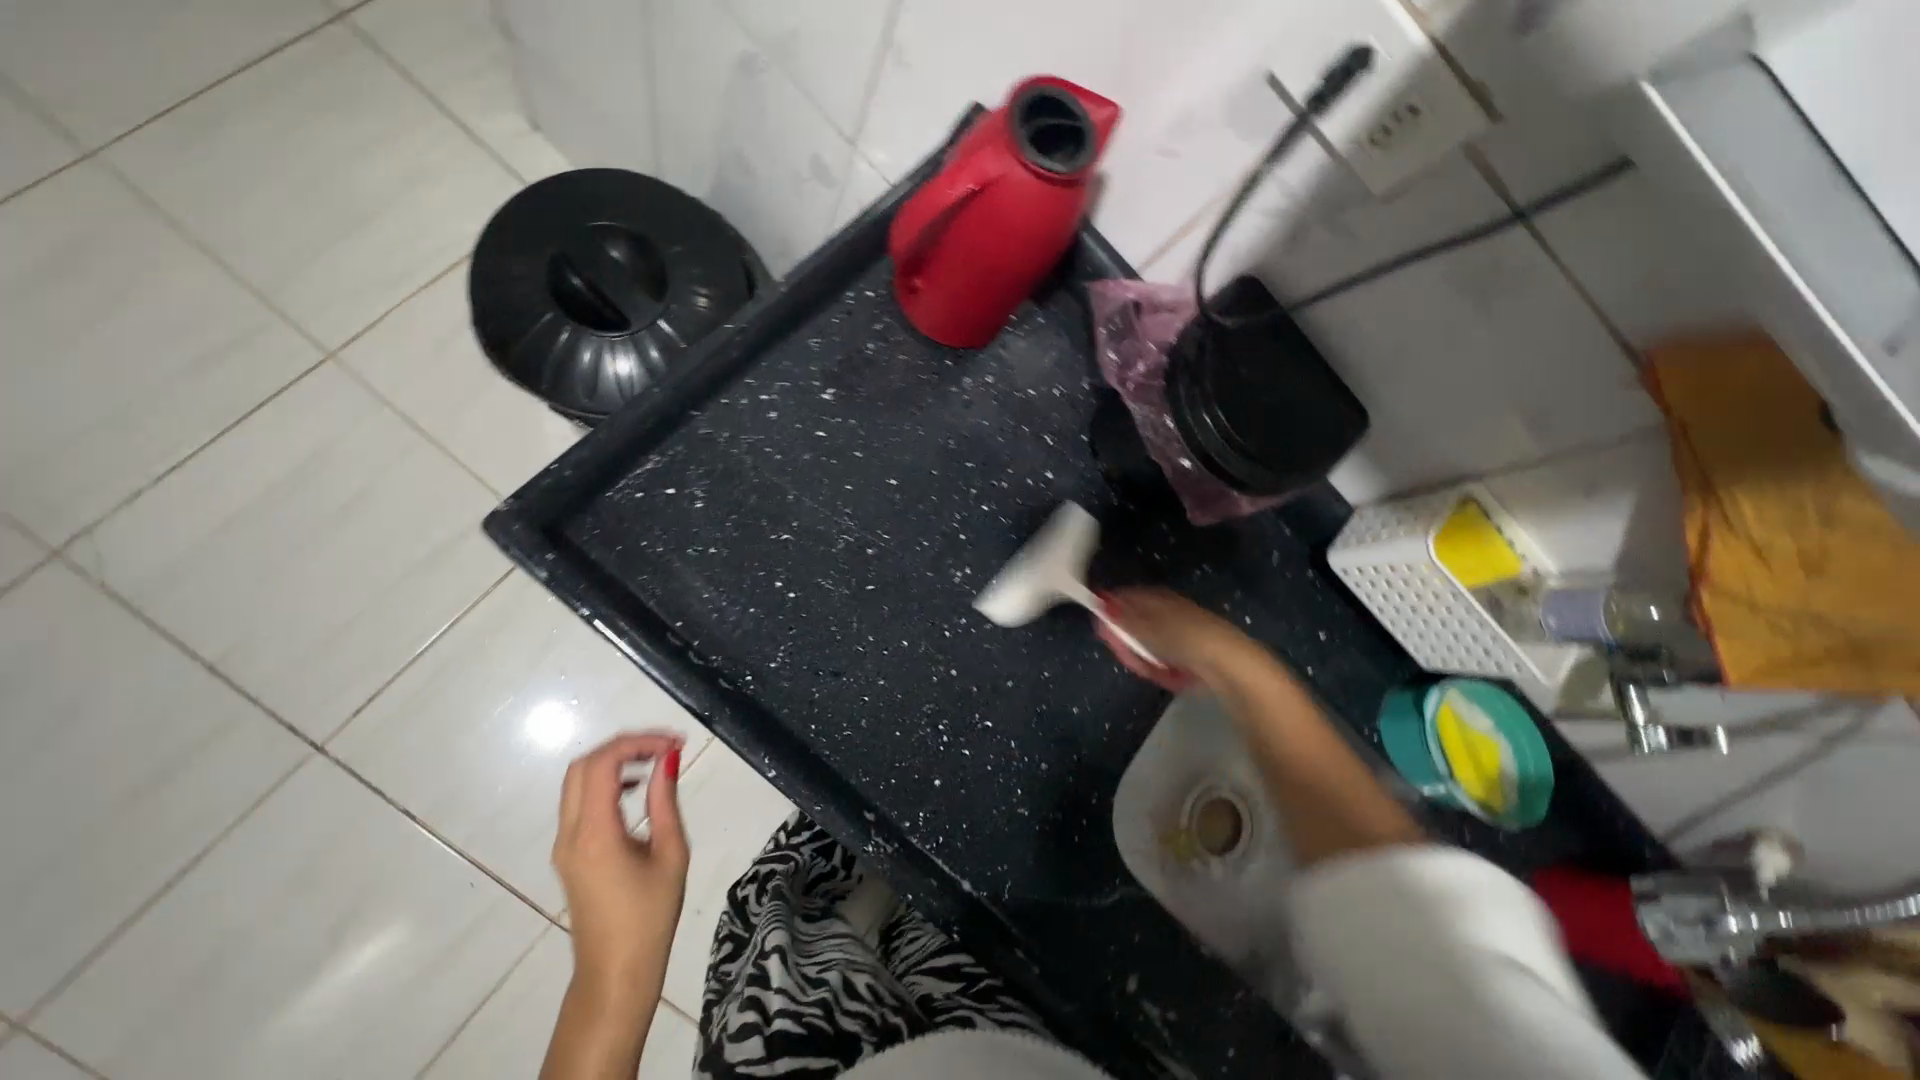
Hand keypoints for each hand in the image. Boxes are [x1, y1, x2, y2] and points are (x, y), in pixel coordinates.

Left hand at [553, 732, 688, 1013]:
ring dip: (612, 762)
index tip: (675, 744)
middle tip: (664, 747)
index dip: (638, 742)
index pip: (603, 764)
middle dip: (623, 746)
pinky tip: (636, 789)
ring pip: (576, 782)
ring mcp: (564, 844)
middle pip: (582, 766)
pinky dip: (604, 784)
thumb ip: (665, 803)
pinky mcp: (568, 854)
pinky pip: (578, 803)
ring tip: (655, 762)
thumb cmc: (650, 917)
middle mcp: (570, 834)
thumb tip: (668, 760)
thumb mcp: (671, 855)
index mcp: (595, 834)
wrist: (616, 971)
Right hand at [1094, 587, 1261, 690]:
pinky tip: (1168, 676)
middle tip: (1125, 654)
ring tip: (1150, 669)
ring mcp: (1183, 637)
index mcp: (1161, 599)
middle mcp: (1171, 614)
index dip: (1114, 609)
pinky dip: (1163, 670)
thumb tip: (1102, 602)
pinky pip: (1167, 663)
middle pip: (1138, 626)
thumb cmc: (1185, 638)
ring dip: (1146, 659)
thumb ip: (1124, 618)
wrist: (1228, 663)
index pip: (1130, 598)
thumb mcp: (1149, 627)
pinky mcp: (1192, 658)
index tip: (1102, 624)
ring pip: (1151, 647)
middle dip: (1129, 641)